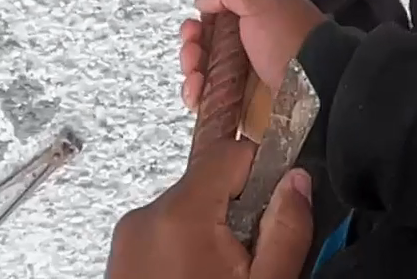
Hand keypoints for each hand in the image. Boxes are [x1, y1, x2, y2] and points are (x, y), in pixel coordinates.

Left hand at [106, 138, 313, 278]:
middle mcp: (145, 218)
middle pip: (210, 184)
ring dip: (211, 235)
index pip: (232, 153)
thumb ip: (288, 228)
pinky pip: (165, 235)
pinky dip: (186, 252)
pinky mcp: (118, 263)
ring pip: (188, 211)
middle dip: (237, 214)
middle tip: (248, 264)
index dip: (262, 172)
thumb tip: (297, 181)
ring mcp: (127, 242)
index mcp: (180, 214)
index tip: (275, 205)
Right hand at [179, 0, 325, 110]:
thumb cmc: (290, 38)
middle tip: (191, 48)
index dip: (202, 22)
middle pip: (208, 47)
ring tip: (193, 74)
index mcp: (259, 21)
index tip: (193, 25)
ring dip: (191, 71)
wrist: (316, 85)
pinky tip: (196, 93)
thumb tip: (202, 0)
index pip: (221, 20)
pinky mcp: (240, 110)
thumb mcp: (263, 0)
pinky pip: (210, 103)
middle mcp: (251, 50)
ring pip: (205, 75)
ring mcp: (246, 81)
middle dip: (192, 46)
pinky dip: (197, 97)